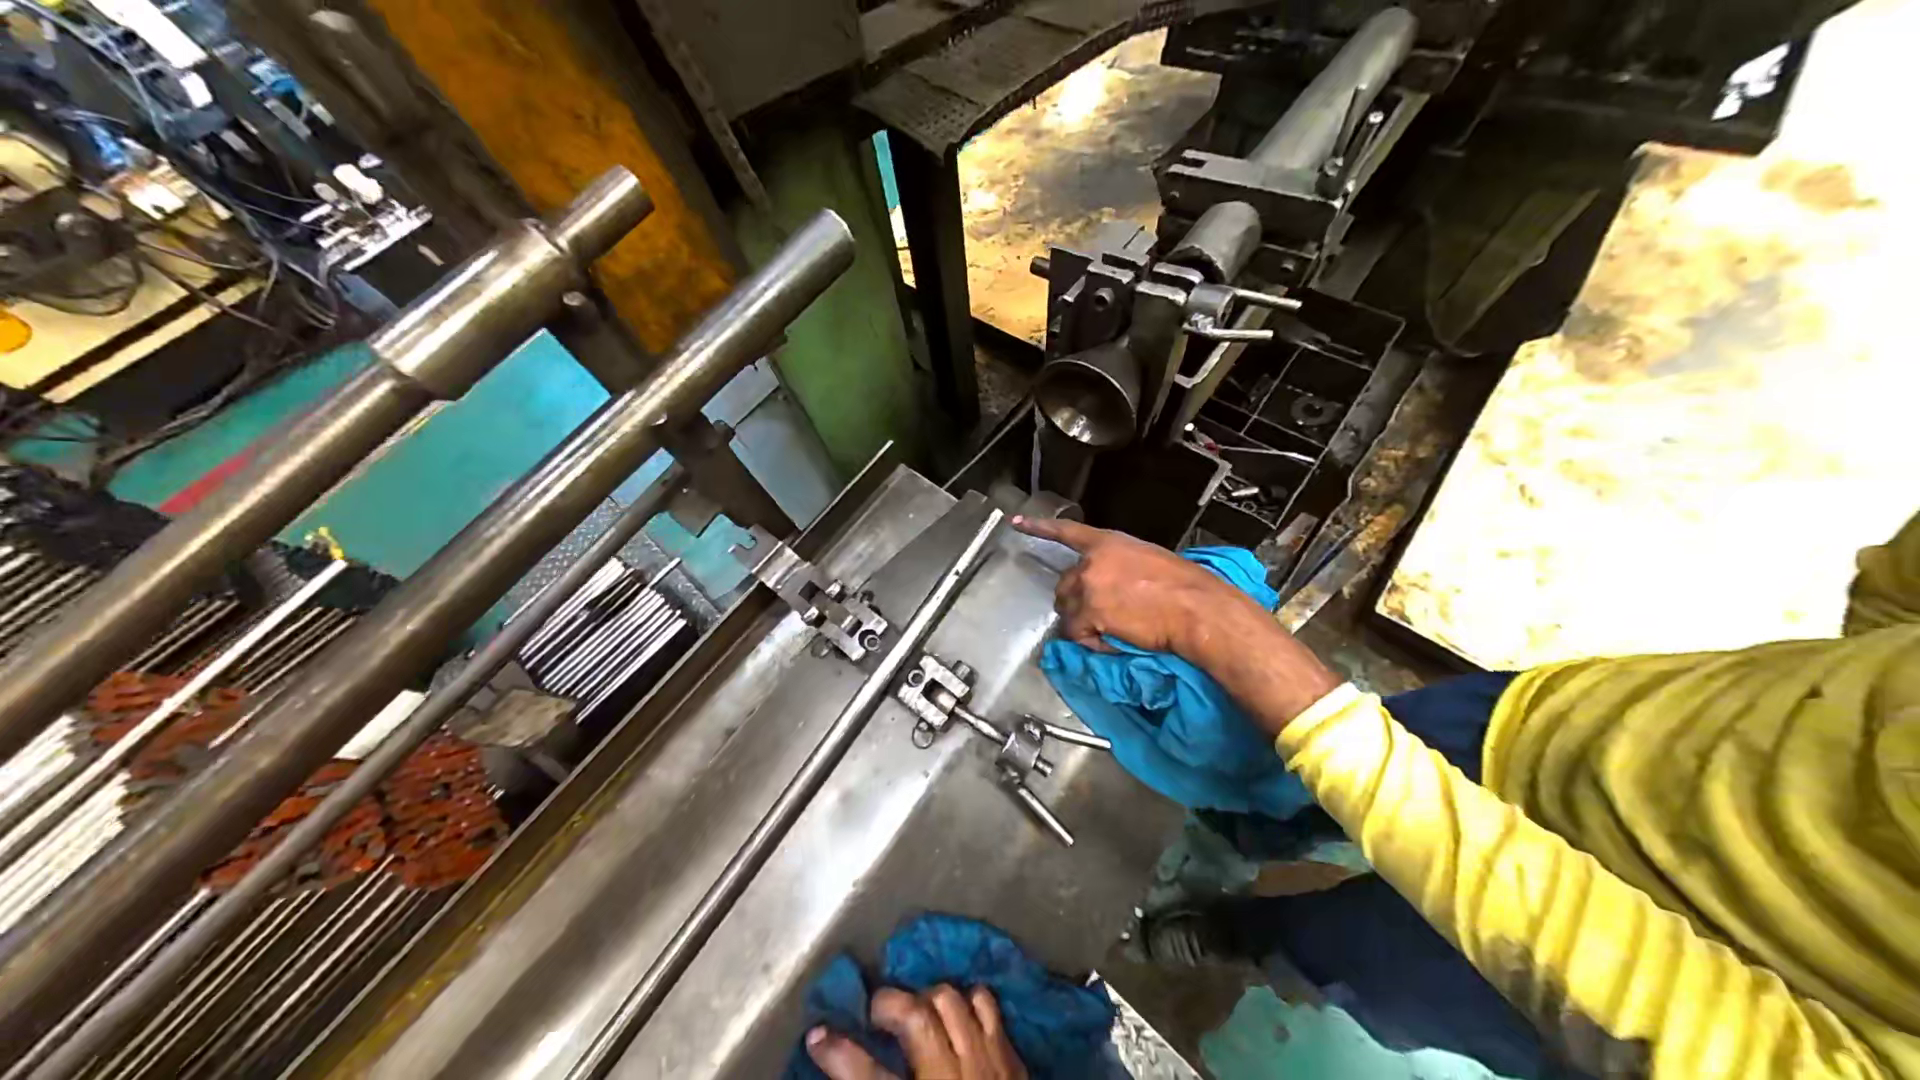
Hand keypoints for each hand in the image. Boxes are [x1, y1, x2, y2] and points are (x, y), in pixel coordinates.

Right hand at [806, 985, 1026, 1079]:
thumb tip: (846, 1066)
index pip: (869, 1079)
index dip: (840, 1055)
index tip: (817, 1034)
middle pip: (917, 1018)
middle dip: (890, 1005)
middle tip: (876, 1014)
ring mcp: (987, 1063)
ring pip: (952, 1000)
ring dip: (929, 999)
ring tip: (918, 1012)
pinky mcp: (1012, 1058)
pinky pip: (987, 1006)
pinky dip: (969, 1001)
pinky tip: (959, 1013)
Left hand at [1011, 515, 1264, 659]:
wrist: (1196, 607)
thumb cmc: (1185, 585)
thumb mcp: (1149, 561)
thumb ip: (1121, 565)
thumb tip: (1114, 583)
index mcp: (1108, 542)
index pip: (1068, 532)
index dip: (1041, 528)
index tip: (1018, 523)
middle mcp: (1091, 562)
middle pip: (1065, 585)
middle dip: (1078, 601)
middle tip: (1102, 616)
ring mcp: (1087, 587)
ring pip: (1068, 611)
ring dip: (1084, 623)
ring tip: (1114, 630)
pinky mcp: (1089, 613)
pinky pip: (1078, 634)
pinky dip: (1094, 642)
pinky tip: (1116, 641)